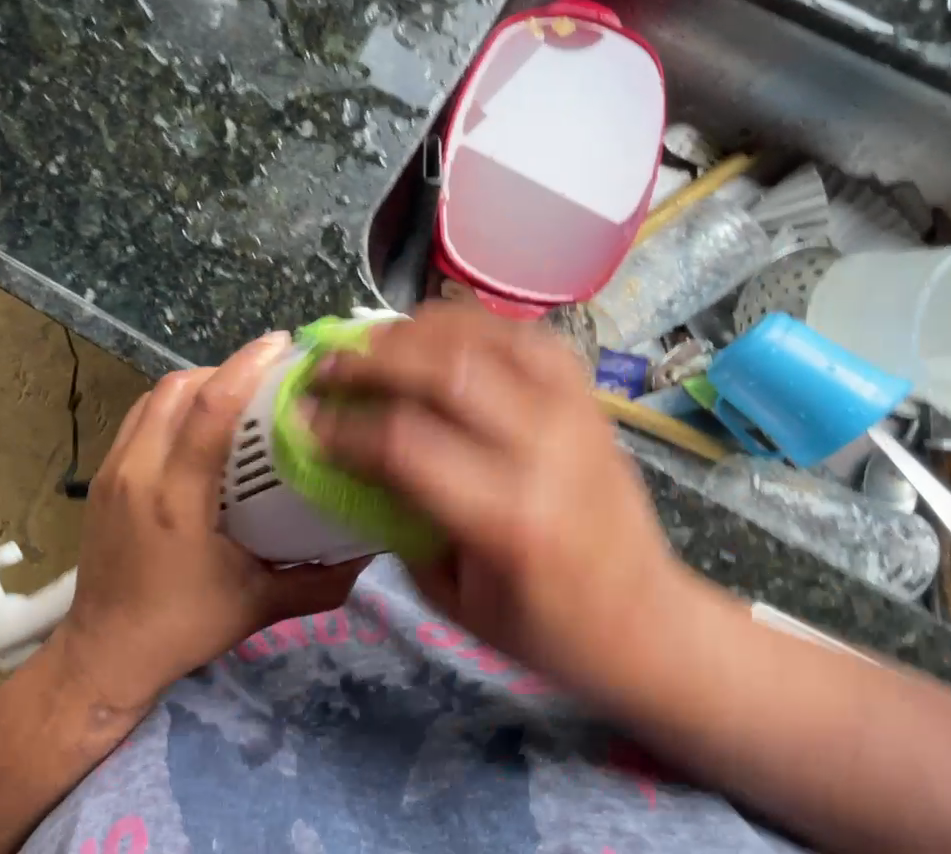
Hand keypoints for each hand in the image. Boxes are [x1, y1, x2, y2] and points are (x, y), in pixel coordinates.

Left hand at [54, 332, 370, 710]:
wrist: (104, 651)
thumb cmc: (182, 628)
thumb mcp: (258, 606)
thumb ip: (319, 580)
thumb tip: (371, 550)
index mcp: (175, 498)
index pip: (209, 409)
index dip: (245, 366)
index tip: (279, 345)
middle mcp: (138, 472)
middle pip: (176, 389)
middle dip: (222, 369)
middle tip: (264, 377)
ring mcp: (111, 471)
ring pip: (151, 399)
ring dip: (193, 385)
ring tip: (233, 396)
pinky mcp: (99, 478)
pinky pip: (136, 419)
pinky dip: (168, 407)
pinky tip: (196, 427)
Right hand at [303, 300, 695, 700]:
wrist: (647, 624)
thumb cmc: (542, 627)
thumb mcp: (449, 595)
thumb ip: (397, 517)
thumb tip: (347, 455)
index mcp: (509, 520)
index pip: (404, 444)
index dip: (341, 425)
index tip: (303, 417)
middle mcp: (546, 453)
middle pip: (443, 372)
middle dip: (368, 362)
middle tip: (325, 367)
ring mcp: (574, 415)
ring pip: (483, 338)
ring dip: (413, 332)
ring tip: (369, 343)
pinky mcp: (587, 398)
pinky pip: (522, 334)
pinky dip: (469, 324)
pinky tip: (431, 334)